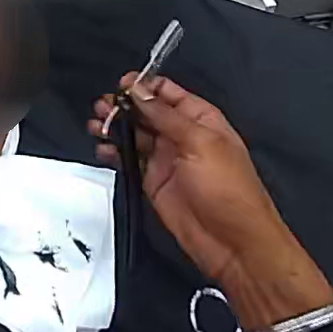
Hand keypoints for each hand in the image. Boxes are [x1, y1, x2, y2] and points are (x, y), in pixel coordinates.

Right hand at [90, 73, 332, 329]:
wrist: (234, 246)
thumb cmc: (231, 192)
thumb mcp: (200, 143)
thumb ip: (165, 115)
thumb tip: (139, 90)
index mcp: (199, 119)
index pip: (166, 91)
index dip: (143, 86)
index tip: (123, 85)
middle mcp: (180, 134)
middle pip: (144, 110)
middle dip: (123, 105)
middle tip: (105, 106)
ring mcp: (165, 157)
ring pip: (132, 132)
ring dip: (114, 125)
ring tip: (98, 124)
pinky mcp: (152, 180)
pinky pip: (127, 159)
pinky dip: (113, 151)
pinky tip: (104, 148)